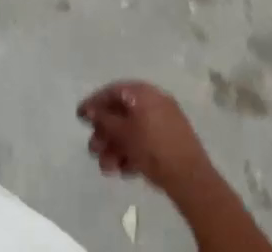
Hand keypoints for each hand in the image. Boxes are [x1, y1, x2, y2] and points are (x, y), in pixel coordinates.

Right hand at [77, 81, 215, 195]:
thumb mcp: (122, 132)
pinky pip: (146, 142)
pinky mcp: (172, 141)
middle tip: (94, 150)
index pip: (113, 91)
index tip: (80, 117)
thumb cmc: (152, 148)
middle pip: (122, 114)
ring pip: (133, 131)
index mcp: (144, 93)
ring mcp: (166, 122)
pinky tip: (125, 171)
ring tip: (108, 168)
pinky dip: (132, 153)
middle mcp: (155, 102)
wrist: (191, 179)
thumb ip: (103, 118)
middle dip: (105, 134)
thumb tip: (90, 110)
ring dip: (116, 148)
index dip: (94, 103)